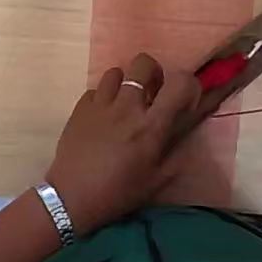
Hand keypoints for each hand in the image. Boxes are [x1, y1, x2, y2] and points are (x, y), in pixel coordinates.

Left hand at [44, 53, 200, 234]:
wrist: (72, 198)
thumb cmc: (118, 193)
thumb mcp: (157, 181)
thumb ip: (177, 154)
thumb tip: (187, 134)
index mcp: (151, 126)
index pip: (181, 83)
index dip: (189, 85)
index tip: (184, 100)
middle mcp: (127, 107)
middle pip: (144, 63)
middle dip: (153, 73)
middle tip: (151, 94)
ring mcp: (100, 105)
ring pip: (116, 72)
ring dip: (124, 83)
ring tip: (124, 104)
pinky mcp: (79, 109)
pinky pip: (95, 90)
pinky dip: (102, 98)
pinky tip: (102, 116)